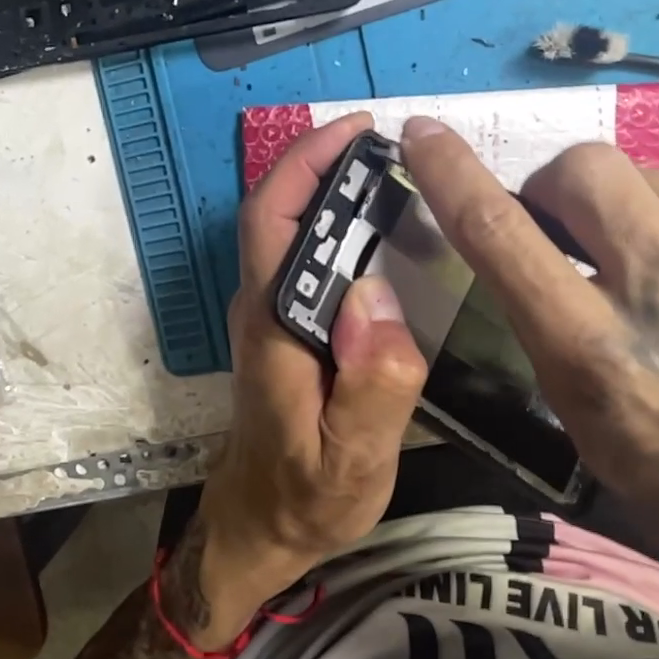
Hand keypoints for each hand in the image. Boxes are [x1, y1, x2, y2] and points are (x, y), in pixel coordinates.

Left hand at [180, 113, 428, 649]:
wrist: (261, 525)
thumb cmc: (307, 498)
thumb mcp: (353, 459)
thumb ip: (372, 385)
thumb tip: (377, 295)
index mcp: (274, 327)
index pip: (274, 224)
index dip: (305, 168)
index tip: (357, 133)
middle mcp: (262, 310)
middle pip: (277, 216)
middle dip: (322, 166)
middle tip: (392, 146)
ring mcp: (268, 318)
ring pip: (290, 235)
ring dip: (329, 193)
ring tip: (397, 176)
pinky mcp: (283, 331)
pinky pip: (306, 261)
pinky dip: (337, 230)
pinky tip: (385, 235)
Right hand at [398, 117, 658, 658]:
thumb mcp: (580, 420)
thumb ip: (544, 321)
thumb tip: (519, 233)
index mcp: (605, 360)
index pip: (502, 234)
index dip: (449, 173)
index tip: (421, 132)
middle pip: (589, 168)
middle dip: (553, 184)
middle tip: (558, 227)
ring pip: (657, 177)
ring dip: (625, 207)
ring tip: (646, 265)